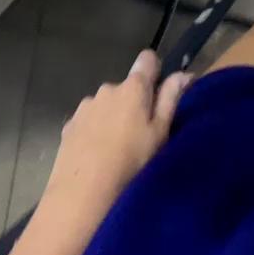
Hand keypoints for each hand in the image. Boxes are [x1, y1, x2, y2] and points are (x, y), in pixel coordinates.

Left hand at [45, 51, 190, 210]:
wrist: (82, 194)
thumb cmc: (131, 164)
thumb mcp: (160, 136)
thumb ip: (170, 100)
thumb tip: (183, 73)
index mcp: (133, 88)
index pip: (147, 60)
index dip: (155, 71)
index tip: (159, 93)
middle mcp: (107, 88)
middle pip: (126, 88)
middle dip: (133, 104)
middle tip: (140, 136)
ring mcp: (85, 106)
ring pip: (106, 105)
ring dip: (113, 118)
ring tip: (117, 151)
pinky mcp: (70, 124)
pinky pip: (89, 121)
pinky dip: (95, 132)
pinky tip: (97, 157)